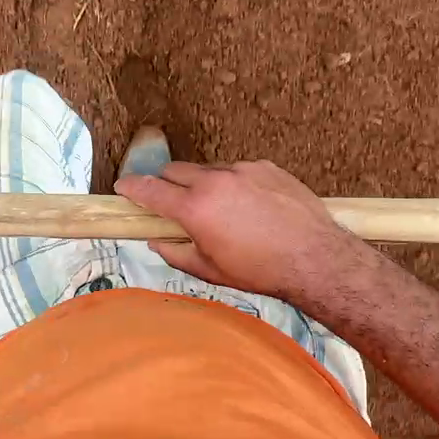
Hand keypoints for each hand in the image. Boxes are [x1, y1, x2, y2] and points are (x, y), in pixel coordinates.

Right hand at [115, 160, 382, 304]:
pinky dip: (233, 184)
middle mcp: (214, 181)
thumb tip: (157, 241)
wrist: (317, 258)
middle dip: (166, 184)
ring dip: (202, 185)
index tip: (121, 189)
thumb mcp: (211, 271)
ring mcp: (241, 169)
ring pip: (207, 170)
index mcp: (195, 209)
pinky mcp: (265, 166)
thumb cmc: (260, 271)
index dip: (131, 189)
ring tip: (221, 211)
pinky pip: (237, 170)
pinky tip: (250, 207)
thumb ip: (176, 253)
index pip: (149, 190)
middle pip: (174, 171)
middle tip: (173, 205)